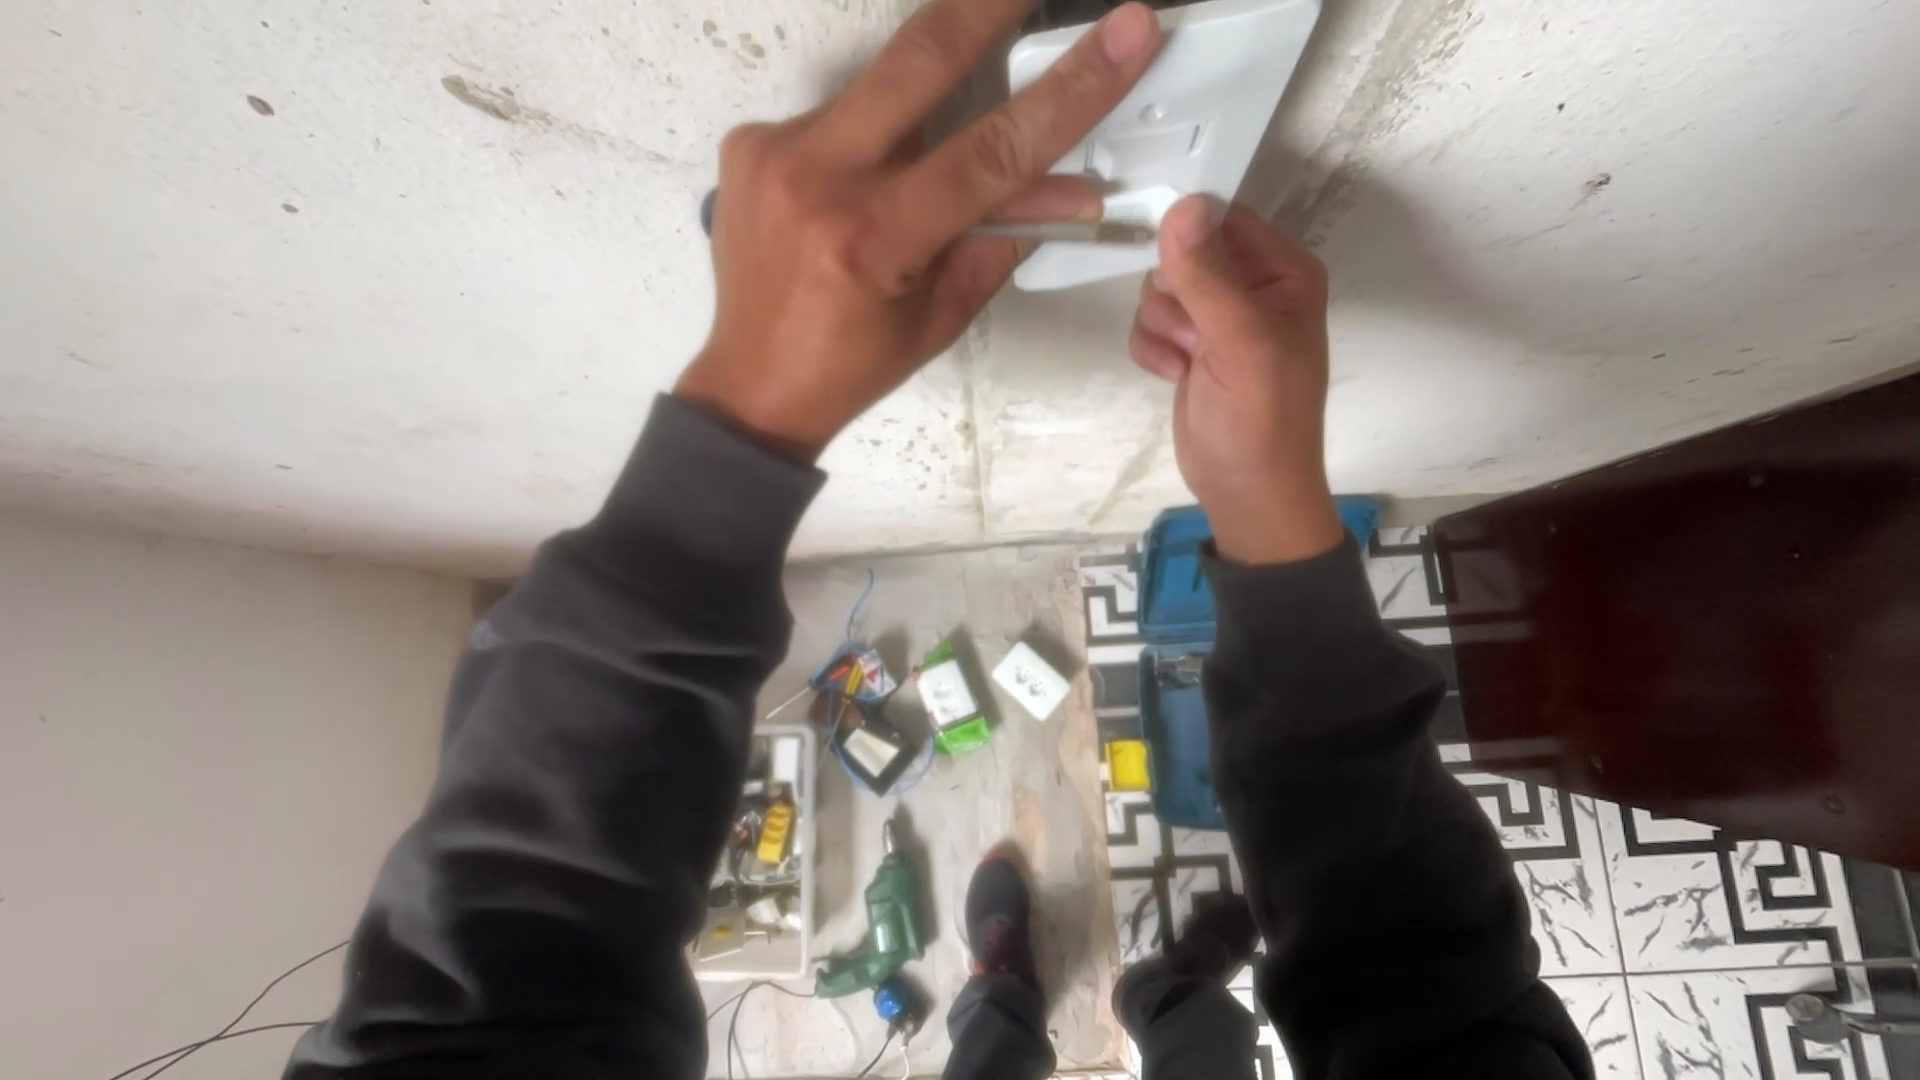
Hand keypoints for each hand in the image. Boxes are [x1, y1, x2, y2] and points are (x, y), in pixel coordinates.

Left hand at [676, 0, 1162, 461]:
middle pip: (919, 60)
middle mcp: (816, 181)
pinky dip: (863, 144)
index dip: (1068, 93)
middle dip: (989, 7)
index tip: (1123, 38)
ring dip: (915, 116)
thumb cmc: (852, 365)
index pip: (991, 153)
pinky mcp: (749, 144)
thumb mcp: (941, 312)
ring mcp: (773, 153)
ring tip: (907, 186)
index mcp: (873, 241)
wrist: (753, 384)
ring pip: (877, 93)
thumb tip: (1069, 186)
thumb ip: (1002, 239)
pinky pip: (834, 117)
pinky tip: (850, 195)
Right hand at [1130, 196, 1343, 565]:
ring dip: (1160, 326)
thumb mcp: (1239, 342)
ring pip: (1159, 290)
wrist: (1245, 490)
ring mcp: (1216, 319)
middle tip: (1193, 333)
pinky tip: (1173, 375)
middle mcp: (1251, 287)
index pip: (1225, 219)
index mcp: (1282, 272)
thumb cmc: (1259, 419)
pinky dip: (1152, 349)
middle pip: (1183, 252)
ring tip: (1186, 360)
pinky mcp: (1188, 348)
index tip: (1174, 271)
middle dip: (1174, 294)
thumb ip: (1207, 275)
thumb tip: (1180, 205)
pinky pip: (1149, 324)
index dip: (1190, 235)